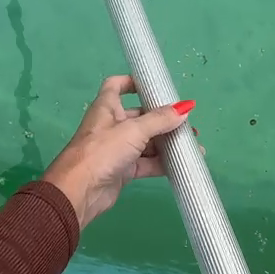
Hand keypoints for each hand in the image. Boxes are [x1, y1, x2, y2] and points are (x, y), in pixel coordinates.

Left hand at [41, 75, 192, 227]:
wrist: (81, 190)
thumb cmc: (103, 150)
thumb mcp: (134, 130)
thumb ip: (160, 120)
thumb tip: (186, 107)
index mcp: (107, 106)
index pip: (117, 85)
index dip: (134, 82)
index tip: (156, 87)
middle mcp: (112, 124)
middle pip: (140, 116)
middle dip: (163, 120)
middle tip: (187, 125)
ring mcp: (117, 148)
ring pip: (145, 141)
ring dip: (167, 143)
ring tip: (193, 147)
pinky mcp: (122, 169)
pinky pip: (146, 162)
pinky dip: (161, 163)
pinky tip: (182, 165)